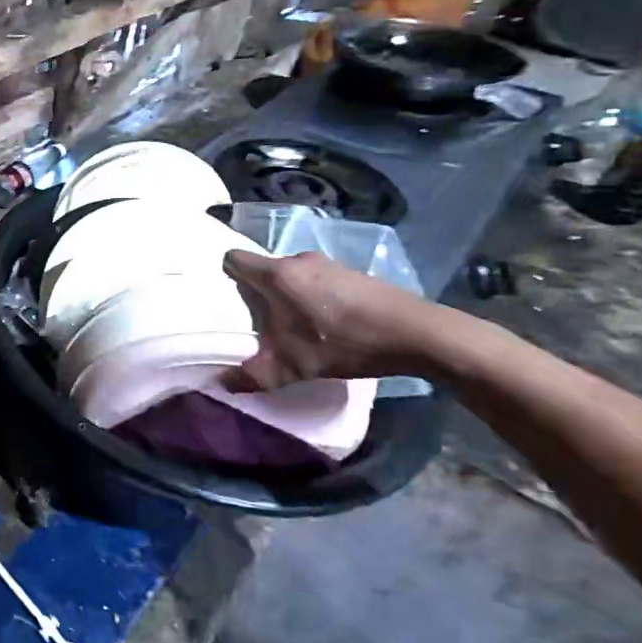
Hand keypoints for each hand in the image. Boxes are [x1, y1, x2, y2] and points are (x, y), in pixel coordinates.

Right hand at [222, 249, 442, 391]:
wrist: (419, 334)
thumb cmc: (344, 342)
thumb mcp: (293, 367)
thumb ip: (253, 375)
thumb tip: (222, 383)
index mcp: (277, 274)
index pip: (234, 259)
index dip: (225, 275)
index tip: (228, 299)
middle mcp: (299, 260)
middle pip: (263, 269)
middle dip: (258, 291)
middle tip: (260, 321)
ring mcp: (329, 263)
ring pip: (292, 275)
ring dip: (288, 295)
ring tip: (294, 324)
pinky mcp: (353, 272)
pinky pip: (317, 279)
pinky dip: (313, 296)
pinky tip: (326, 322)